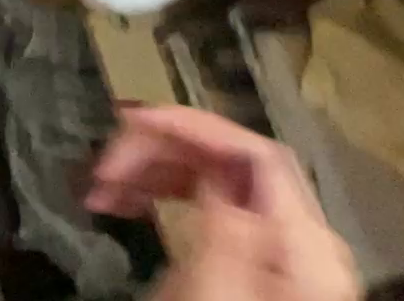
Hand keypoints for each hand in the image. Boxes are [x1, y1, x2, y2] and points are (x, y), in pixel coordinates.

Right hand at [86, 106, 357, 300]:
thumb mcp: (215, 297)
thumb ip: (229, 233)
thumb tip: (219, 170)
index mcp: (304, 247)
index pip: (258, 155)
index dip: (191, 124)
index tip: (125, 120)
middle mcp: (298, 238)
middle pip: (227, 158)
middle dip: (156, 150)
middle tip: (100, 169)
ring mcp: (276, 244)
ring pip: (208, 172)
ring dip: (147, 168)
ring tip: (99, 188)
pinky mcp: (250, 252)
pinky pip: (202, 196)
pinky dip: (156, 187)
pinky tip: (120, 199)